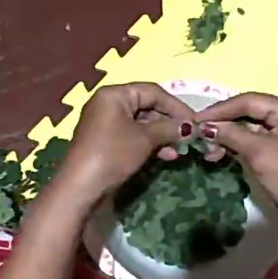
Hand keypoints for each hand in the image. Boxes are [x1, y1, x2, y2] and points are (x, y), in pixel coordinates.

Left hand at [49, 83, 194, 204]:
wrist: (82, 186)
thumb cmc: (113, 153)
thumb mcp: (145, 139)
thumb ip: (169, 128)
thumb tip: (191, 126)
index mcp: (114, 94)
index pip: (153, 91)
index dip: (176, 106)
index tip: (196, 122)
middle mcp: (108, 103)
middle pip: (147, 106)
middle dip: (169, 122)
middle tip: (189, 137)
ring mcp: (106, 123)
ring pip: (141, 123)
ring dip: (162, 135)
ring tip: (179, 150)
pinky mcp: (106, 141)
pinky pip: (133, 136)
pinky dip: (149, 144)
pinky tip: (166, 156)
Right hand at [195, 92, 277, 224]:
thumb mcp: (260, 154)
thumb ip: (231, 135)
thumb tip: (204, 127)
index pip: (250, 101)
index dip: (221, 109)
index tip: (195, 120)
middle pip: (250, 112)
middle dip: (223, 123)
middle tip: (198, 133)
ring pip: (250, 127)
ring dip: (228, 136)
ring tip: (207, 149)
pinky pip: (256, 141)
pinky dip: (238, 146)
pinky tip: (219, 154)